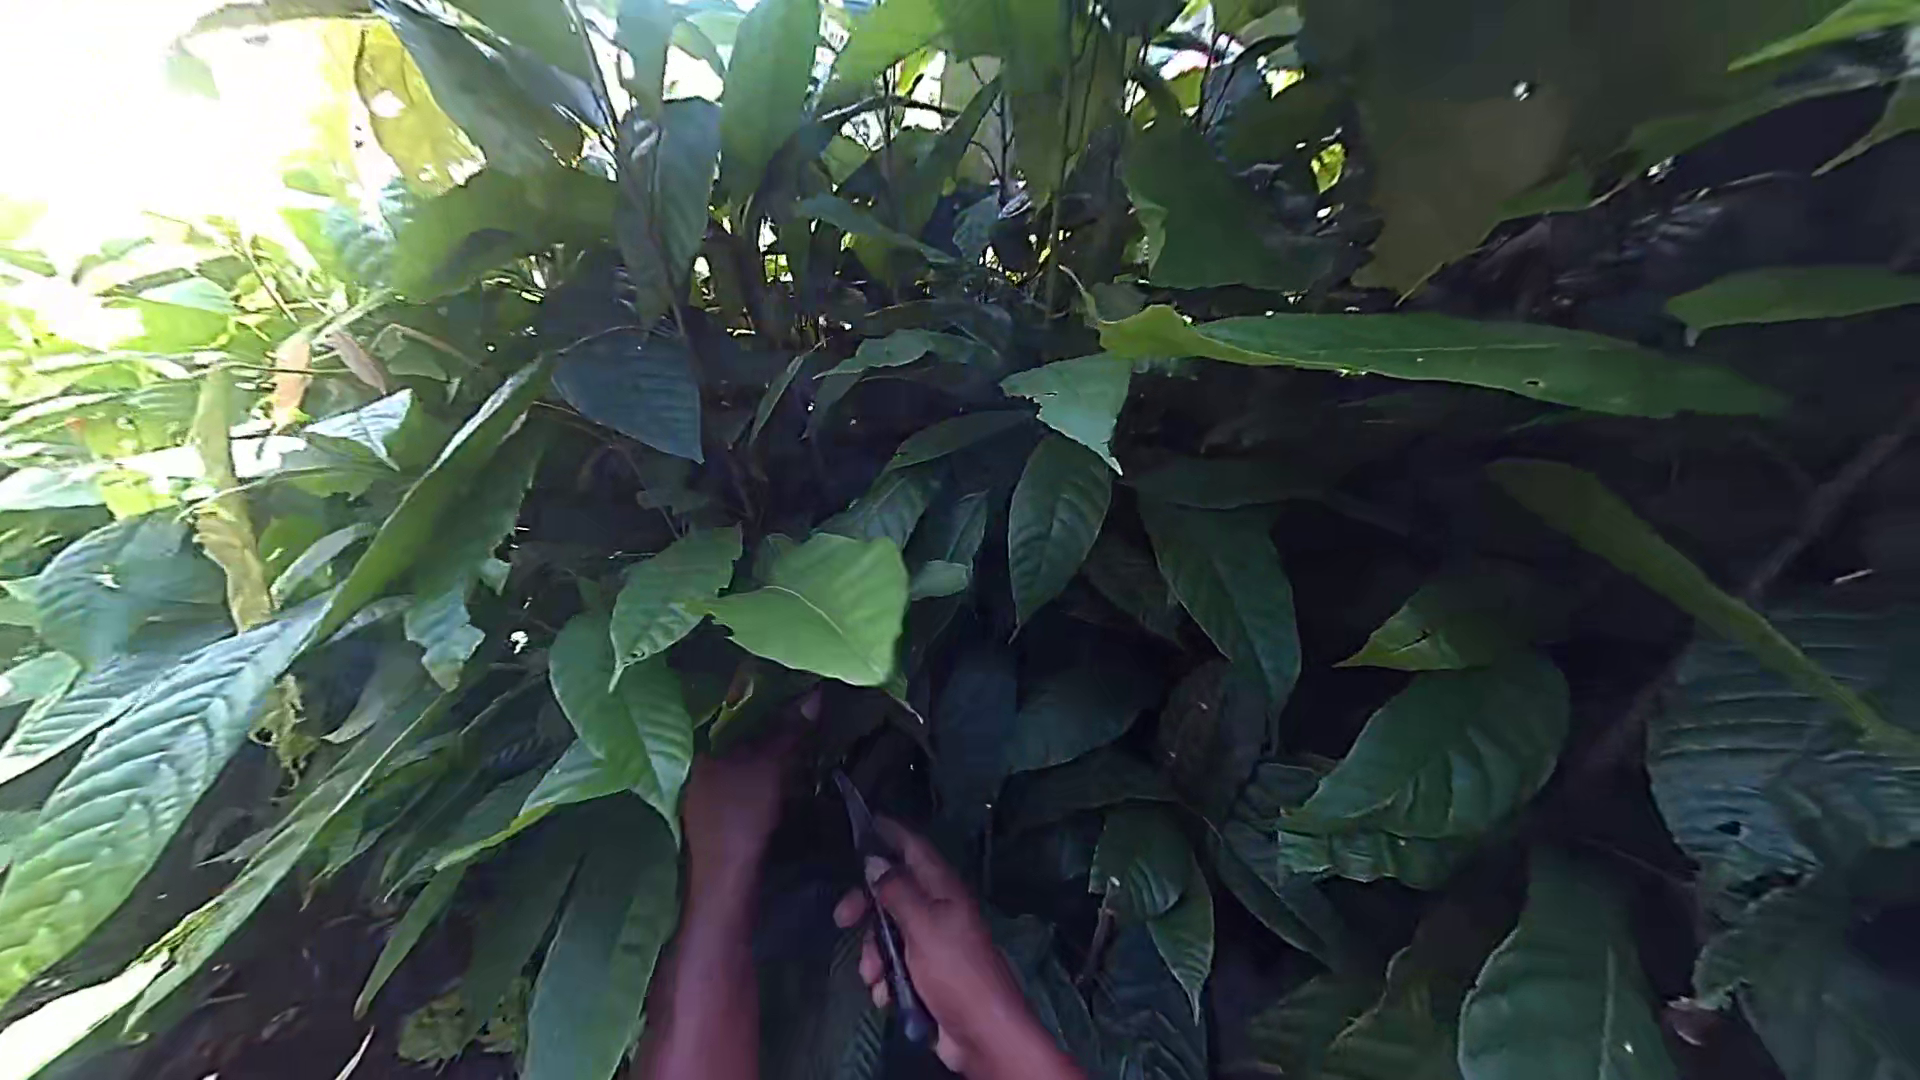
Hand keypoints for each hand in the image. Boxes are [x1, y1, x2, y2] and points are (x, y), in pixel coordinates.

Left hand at [681, 695, 812, 893]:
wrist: (724, 891)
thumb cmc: (737, 820)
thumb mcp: (768, 767)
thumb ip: (788, 730)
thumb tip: (815, 693)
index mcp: (696, 749)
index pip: (729, 707)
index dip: (762, 695)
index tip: (793, 684)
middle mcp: (697, 765)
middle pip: (742, 731)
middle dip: (775, 722)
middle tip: (809, 710)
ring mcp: (709, 791)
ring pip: (749, 755)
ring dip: (778, 748)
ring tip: (810, 736)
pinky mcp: (724, 812)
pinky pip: (753, 777)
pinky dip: (774, 771)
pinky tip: (797, 769)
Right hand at [833, 819, 1077, 1078]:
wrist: (982, 1033)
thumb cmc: (955, 969)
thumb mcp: (922, 925)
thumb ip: (897, 891)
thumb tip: (875, 861)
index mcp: (941, 886)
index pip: (913, 846)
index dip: (891, 833)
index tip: (866, 822)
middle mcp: (936, 906)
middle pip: (892, 890)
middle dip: (866, 905)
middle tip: (843, 919)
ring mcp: (930, 939)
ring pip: (887, 931)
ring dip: (874, 953)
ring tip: (875, 976)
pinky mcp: (925, 971)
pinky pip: (894, 963)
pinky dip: (885, 977)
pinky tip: (886, 994)